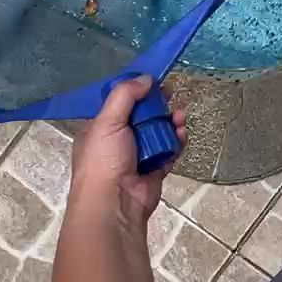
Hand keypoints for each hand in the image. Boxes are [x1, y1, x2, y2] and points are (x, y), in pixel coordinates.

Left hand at [68, 77, 184, 228]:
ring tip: (180, 117)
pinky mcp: (155, 169)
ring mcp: (137, 156)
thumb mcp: (107, 122)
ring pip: (159, 131)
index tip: (151, 81)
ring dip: (171, 121)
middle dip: (158, 105)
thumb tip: (145, 77)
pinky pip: (170, 149)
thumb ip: (125, 95)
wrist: (114, 204)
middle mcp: (117, 142)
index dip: (135, 91)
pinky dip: (177, 141)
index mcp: (99, 130)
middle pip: (142, 115)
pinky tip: (182, 134)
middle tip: (171, 93)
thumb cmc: (103, 160)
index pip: (118, 104)